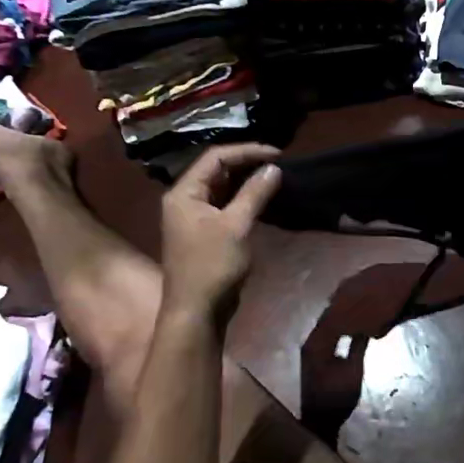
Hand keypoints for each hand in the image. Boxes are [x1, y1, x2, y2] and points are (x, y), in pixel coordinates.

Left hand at [160, 144, 282, 319]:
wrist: (197, 311)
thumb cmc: (213, 265)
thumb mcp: (236, 226)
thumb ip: (254, 193)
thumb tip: (273, 168)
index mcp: (184, 192)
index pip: (216, 158)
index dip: (247, 151)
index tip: (278, 154)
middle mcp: (185, 199)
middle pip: (216, 170)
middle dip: (247, 163)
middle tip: (278, 163)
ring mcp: (194, 217)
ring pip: (222, 187)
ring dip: (246, 180)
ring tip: (275, 176)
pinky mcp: (205, 232)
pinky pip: (225, 204)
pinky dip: (243, 198)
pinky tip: (263, 198)